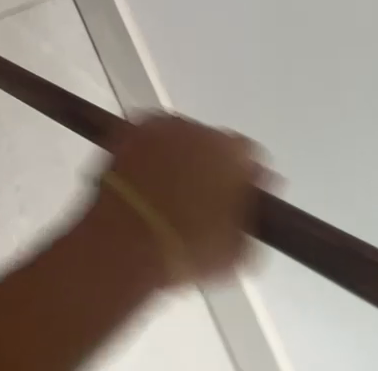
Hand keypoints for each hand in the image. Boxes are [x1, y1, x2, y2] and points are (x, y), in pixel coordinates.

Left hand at [81, 114, 266, 289]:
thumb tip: (250, 211)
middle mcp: (198, 130)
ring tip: (170, 190)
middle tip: (203, 196)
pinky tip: (145, 177)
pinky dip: (148, 152)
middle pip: (212, 142)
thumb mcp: (239, 250)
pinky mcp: (126, 130)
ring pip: (178, 137)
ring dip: (179, 155)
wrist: (126, 239)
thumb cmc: (187, 248)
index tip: (240, 197)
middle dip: (211, 163)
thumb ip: (251, 219)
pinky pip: (146, 137)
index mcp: (233, 153)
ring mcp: (159, 126)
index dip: (245, 177)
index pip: (249, 155)